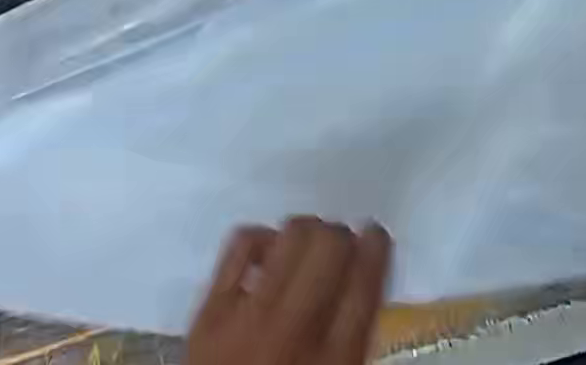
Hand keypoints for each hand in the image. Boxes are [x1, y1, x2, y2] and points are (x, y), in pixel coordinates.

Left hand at [186, 217, 392, 364]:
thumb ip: (354, 340)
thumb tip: (362, 280)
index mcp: (337, 364)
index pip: (366, 280)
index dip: (375, 247)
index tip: (375, 237)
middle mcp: (295, 333)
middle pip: (330, 246)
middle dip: (341, 237)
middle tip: (340, 245)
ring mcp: (247, 318)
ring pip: (290, 234)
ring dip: (307, 232)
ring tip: (308, 246)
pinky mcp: (209, 311)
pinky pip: (242, 244)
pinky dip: (262, 238)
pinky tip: (270, 251)